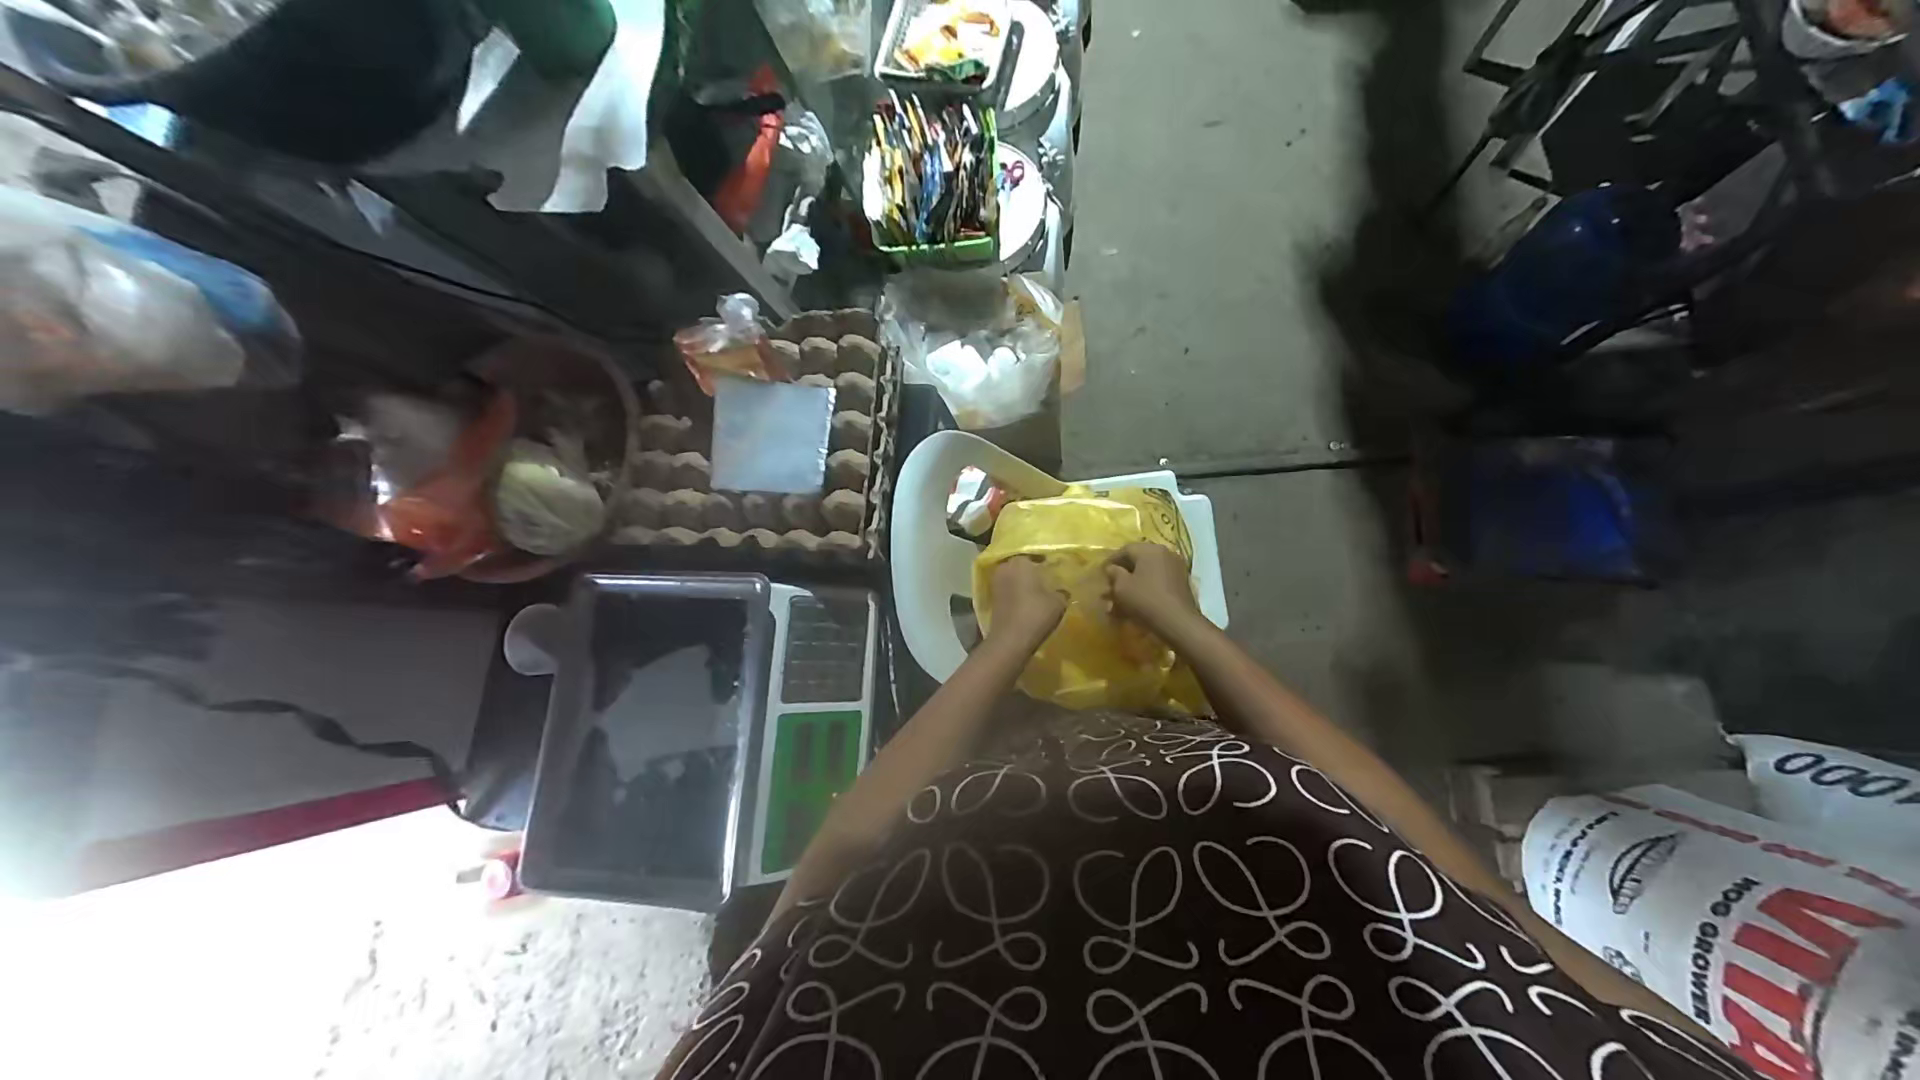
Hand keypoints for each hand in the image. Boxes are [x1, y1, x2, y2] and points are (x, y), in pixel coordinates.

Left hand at [987, 556, 1066, 647]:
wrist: (1010, 640)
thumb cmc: (1036, 614)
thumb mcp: (1058, 602)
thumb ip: (1061, 591)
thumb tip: (1062, 590)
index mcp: (1020, 561)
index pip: (1034, 552)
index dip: (1044, 559)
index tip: (1054, 565)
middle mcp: (1004, 567)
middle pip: (1020, 563)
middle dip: (1030, 568)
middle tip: (1045, 575)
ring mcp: (995, 582)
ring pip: (1012, 575)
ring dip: (1021, 580)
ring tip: (1037, 587)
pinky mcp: (992, 597)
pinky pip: (1007, 587)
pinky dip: (1015, 590)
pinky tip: (1026, 598)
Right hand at [1105, 542, 1201, 637]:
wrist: (1178, 622)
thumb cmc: (1145, 600)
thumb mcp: (1121, 587)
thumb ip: (1114, 574)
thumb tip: (1112, 568)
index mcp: (1150, 550)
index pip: (1125, 550)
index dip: (1111, 561)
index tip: (1101, 573)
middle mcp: (1165, 554)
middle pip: (1138, 560)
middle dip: (1122, 573)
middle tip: (1110, 586)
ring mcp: (1176, 568)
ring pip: (1148, 573)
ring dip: (1133, 583)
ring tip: (1120, 599)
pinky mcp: (1181, 583)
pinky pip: (1158, 582)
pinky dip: (1146, 589)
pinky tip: (1136, 603)